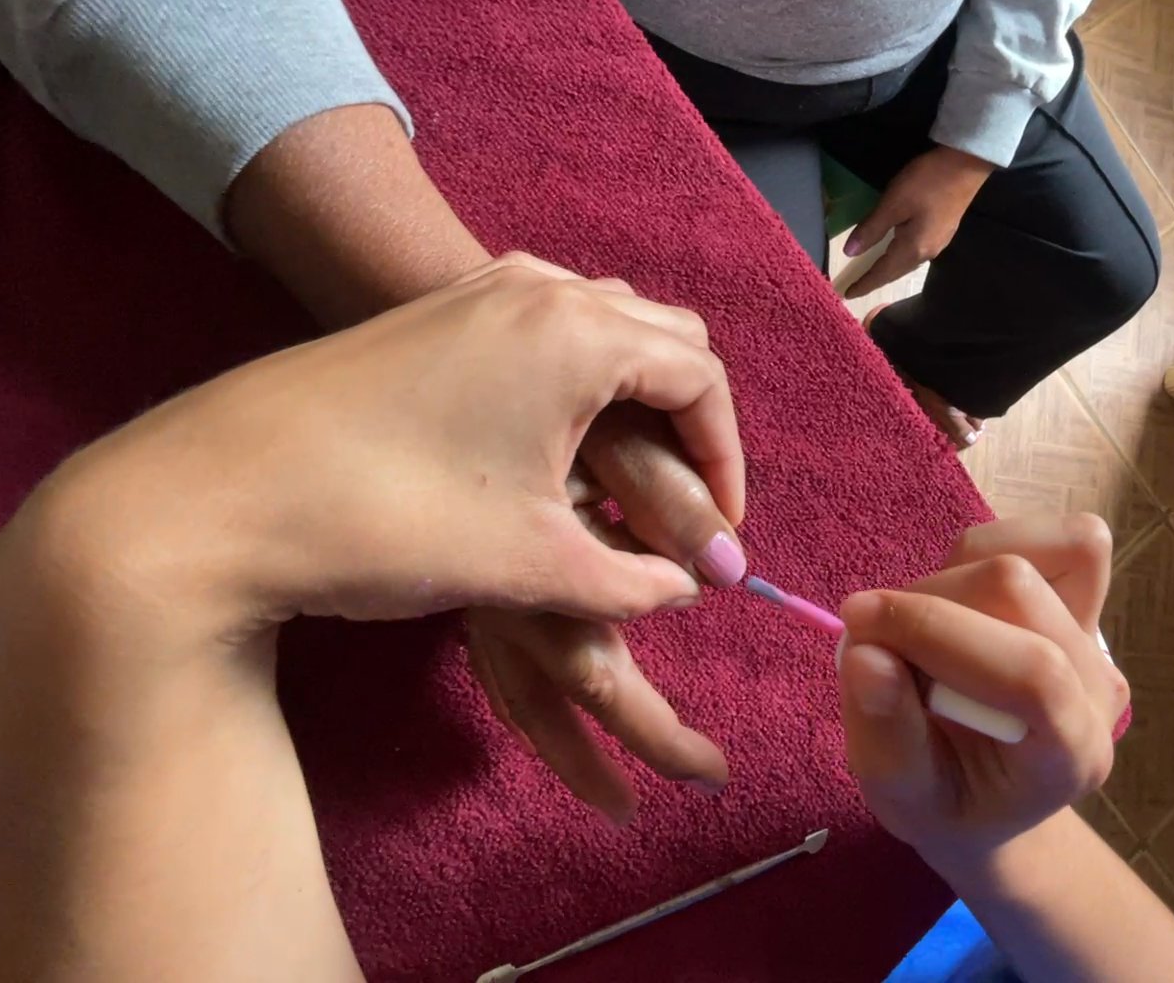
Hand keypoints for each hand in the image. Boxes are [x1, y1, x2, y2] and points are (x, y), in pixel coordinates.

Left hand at [32, 253, 743, 630]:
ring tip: (630, 474)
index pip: (703, 381)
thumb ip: (637, 581)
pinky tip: (561, 438)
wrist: (205, 499)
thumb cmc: (391, 522)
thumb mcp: (537, 565)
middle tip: (689, 499)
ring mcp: (486, 289)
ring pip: (611, 326)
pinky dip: (586, 377)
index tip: (725, 528)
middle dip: (694, 421)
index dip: (728, 459)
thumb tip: (691, 588)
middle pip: (669, 340)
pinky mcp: (443, 309)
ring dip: (641, 396)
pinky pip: (552, 325)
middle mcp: (543, 287)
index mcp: (580, 334)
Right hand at [465, 404, 740, 823]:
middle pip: (571, 705)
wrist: (447, 368)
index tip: (715, 770)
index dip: (660, 736)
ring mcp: (484, 601)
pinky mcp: (476, 587)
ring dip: (575, 755)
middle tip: (695, 797)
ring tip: (620, 806)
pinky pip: (506, 673)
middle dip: (633, 753)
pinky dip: (539, 714)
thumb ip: (671, 503)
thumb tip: (726, 576)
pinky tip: (567, 735)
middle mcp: (506, 605)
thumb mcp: (614, 440)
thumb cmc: (538, 390)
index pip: (606, 685)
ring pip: (527, 701)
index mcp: (543, 580)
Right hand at [837, 514, 1127, 869]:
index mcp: (1069, 752)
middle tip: (883, 642)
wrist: (988, 793)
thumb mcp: (898, 795)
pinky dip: (988, 549)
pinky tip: (961, 597)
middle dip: (926, 601)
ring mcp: (1097, 637)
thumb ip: (884, 733)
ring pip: (1030, 552)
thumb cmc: (943, 800)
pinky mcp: (1086, 599)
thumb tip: (866, 654)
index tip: (856, 622)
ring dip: (951, 572)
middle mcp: (1099, 686)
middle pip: (1016, 588)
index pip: (1031, 671)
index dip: (936, 630)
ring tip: (925, 626)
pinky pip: (1058, 538)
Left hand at [842, 146, 993, 298]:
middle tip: (856, 288)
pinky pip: (915, 255)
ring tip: (873, 275)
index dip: (864, 284)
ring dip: (888, 272)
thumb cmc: (927, 181)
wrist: (968, 163)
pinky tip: (895, 255)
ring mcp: (938, 243)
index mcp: (912, 249)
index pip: (882, 273)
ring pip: (906, 265)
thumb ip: (871, 229)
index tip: (847, 294)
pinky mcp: (943, 232)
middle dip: (875, 281)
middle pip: (895, 273)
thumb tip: (849, 252)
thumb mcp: (893, 203)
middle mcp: (926, 253)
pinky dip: (899, 260)